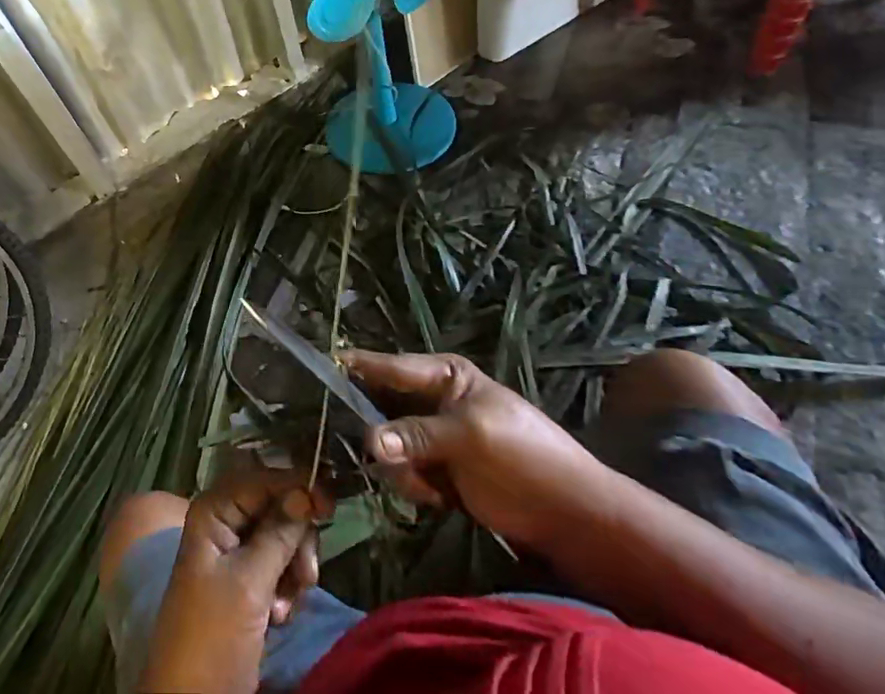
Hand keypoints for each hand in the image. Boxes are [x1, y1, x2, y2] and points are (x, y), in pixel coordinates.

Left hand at [137, 468, 330, 693]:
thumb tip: (305, 490)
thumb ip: (278, 534)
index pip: (260, 479)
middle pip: (277, 508)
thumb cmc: (213, 632)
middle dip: (296, 542)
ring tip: (281, 607)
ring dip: (293, 572)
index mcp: (212, 509)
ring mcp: (235, 552)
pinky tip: (278, 616)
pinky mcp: (248, 581)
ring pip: (285, 540)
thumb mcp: (249, 582)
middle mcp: (223, 522)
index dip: (295, 485)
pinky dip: (287, 590)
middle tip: (302, 576)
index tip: (329, 503)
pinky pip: (281, 568)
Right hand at [339, 350, 612, 552]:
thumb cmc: (527, 458)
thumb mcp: (471, 437)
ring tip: (426, 486)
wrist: (574, 518)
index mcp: (441, 375)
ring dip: (397, 467)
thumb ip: (415, 434)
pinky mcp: (431, 468)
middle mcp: (428, 399)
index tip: (310, 372)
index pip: (385, 366)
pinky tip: (436, 497)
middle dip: (370, 430)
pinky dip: (410, 485)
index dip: (349, 368)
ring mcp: (428, 435)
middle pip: (375, 404)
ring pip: (381, 442)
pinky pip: (397, 469)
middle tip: (369, 451)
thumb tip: (367, 441)